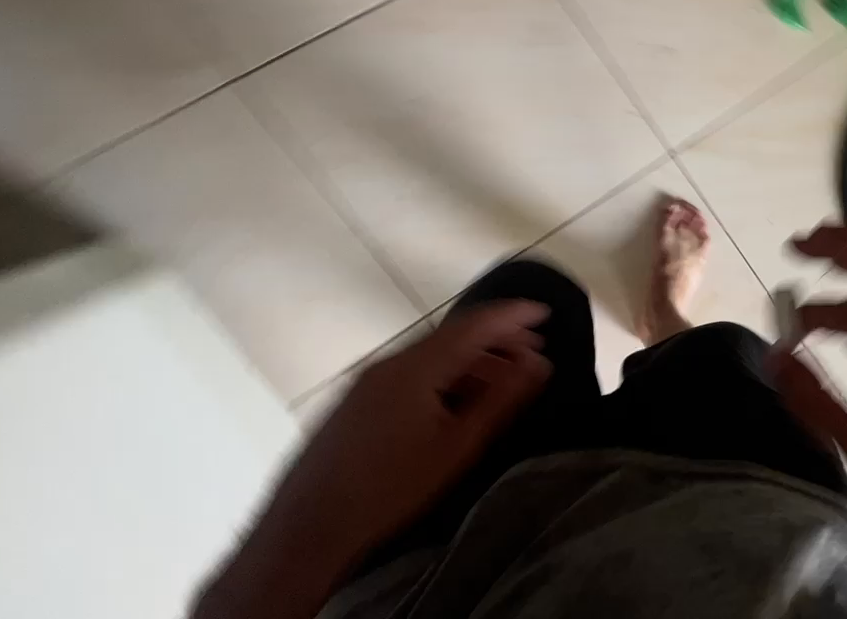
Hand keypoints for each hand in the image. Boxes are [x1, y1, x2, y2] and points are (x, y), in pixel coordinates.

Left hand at [259, 301, 553, 561]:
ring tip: (502, 378)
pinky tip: (457, 399)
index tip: (544, 313)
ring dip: (472, 359)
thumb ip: (502, 398)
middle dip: (497, 339)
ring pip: (431, 355)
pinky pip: (411, 371)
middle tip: (532, 351)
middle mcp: (389, 363)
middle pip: (453, 336)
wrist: (302, 533)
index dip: (513, 314)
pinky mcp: (354, 402)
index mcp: (415, 366)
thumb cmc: (388, 489)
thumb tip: (539, 363)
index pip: (475, 323)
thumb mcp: (457, 445)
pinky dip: (444, 373)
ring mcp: (366, 382)